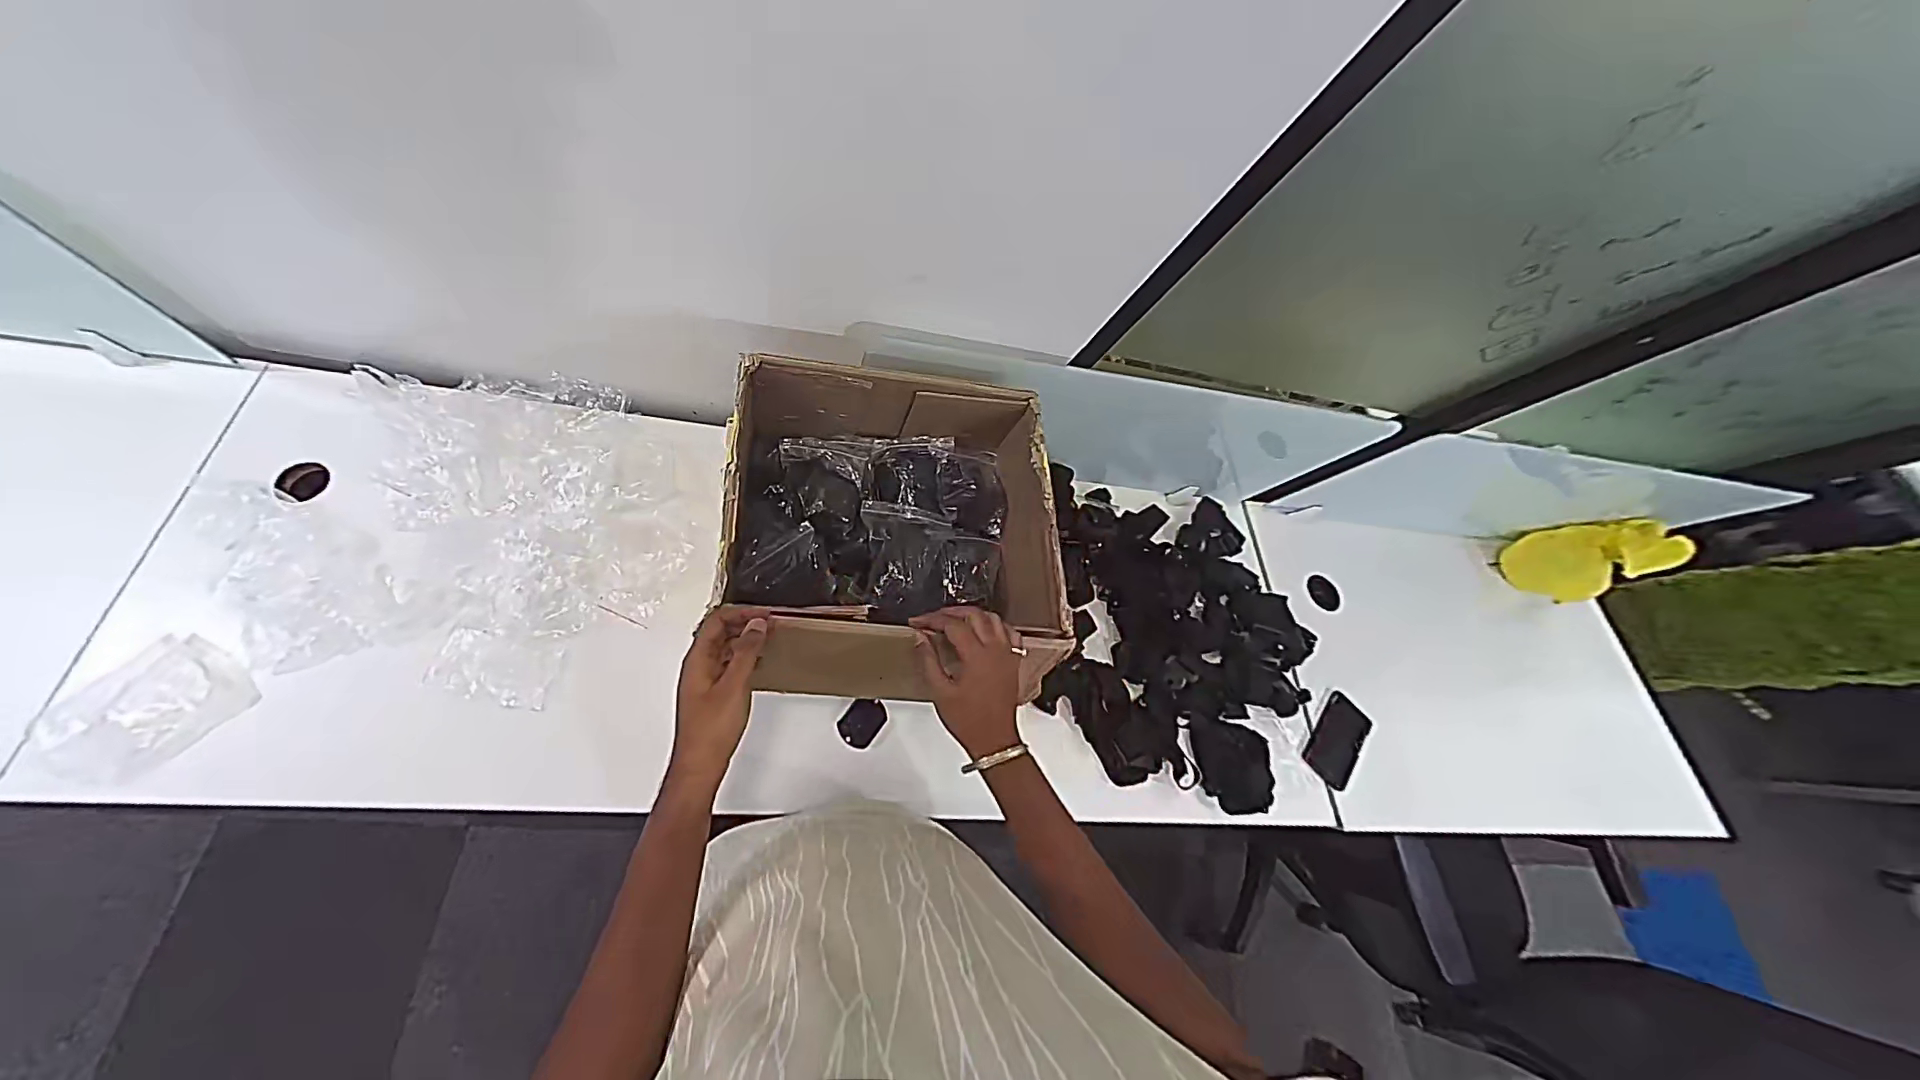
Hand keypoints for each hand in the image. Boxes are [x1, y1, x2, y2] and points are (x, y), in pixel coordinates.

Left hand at [669, 606, 770, 791]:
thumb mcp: (734, 685)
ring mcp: (704, 678)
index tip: (764, 614)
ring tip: (767, 636)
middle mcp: (698, 665)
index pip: (717, 620)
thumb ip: (746, 652)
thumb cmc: (710, 731)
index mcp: (697, 659)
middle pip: (719, 630)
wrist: (700, 762)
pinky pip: (728, 661)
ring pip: (724, 645)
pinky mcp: (712, 690)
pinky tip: (758, 660)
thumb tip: (756, 626)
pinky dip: (745, 654)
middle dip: (745, 621)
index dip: (742, 612)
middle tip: (769, 622)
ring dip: (746, 637)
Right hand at [910, 607, 1023, 759]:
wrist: (994, 739)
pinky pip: (1008, 632)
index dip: (932, 619)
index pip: (952, 625)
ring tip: (955, 619)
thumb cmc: (969, 721)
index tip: (919, 622)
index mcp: (977, 656)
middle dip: (950, 612)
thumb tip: (921, 638)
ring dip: (972, 614)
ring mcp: (1008, 654)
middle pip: (974, 614)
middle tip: (933, 618)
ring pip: (993, 618)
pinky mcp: (1014, 660)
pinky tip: (983, 630)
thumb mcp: (940, 691)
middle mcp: (996, 650)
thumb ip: (929, 660)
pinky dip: (994, 625)